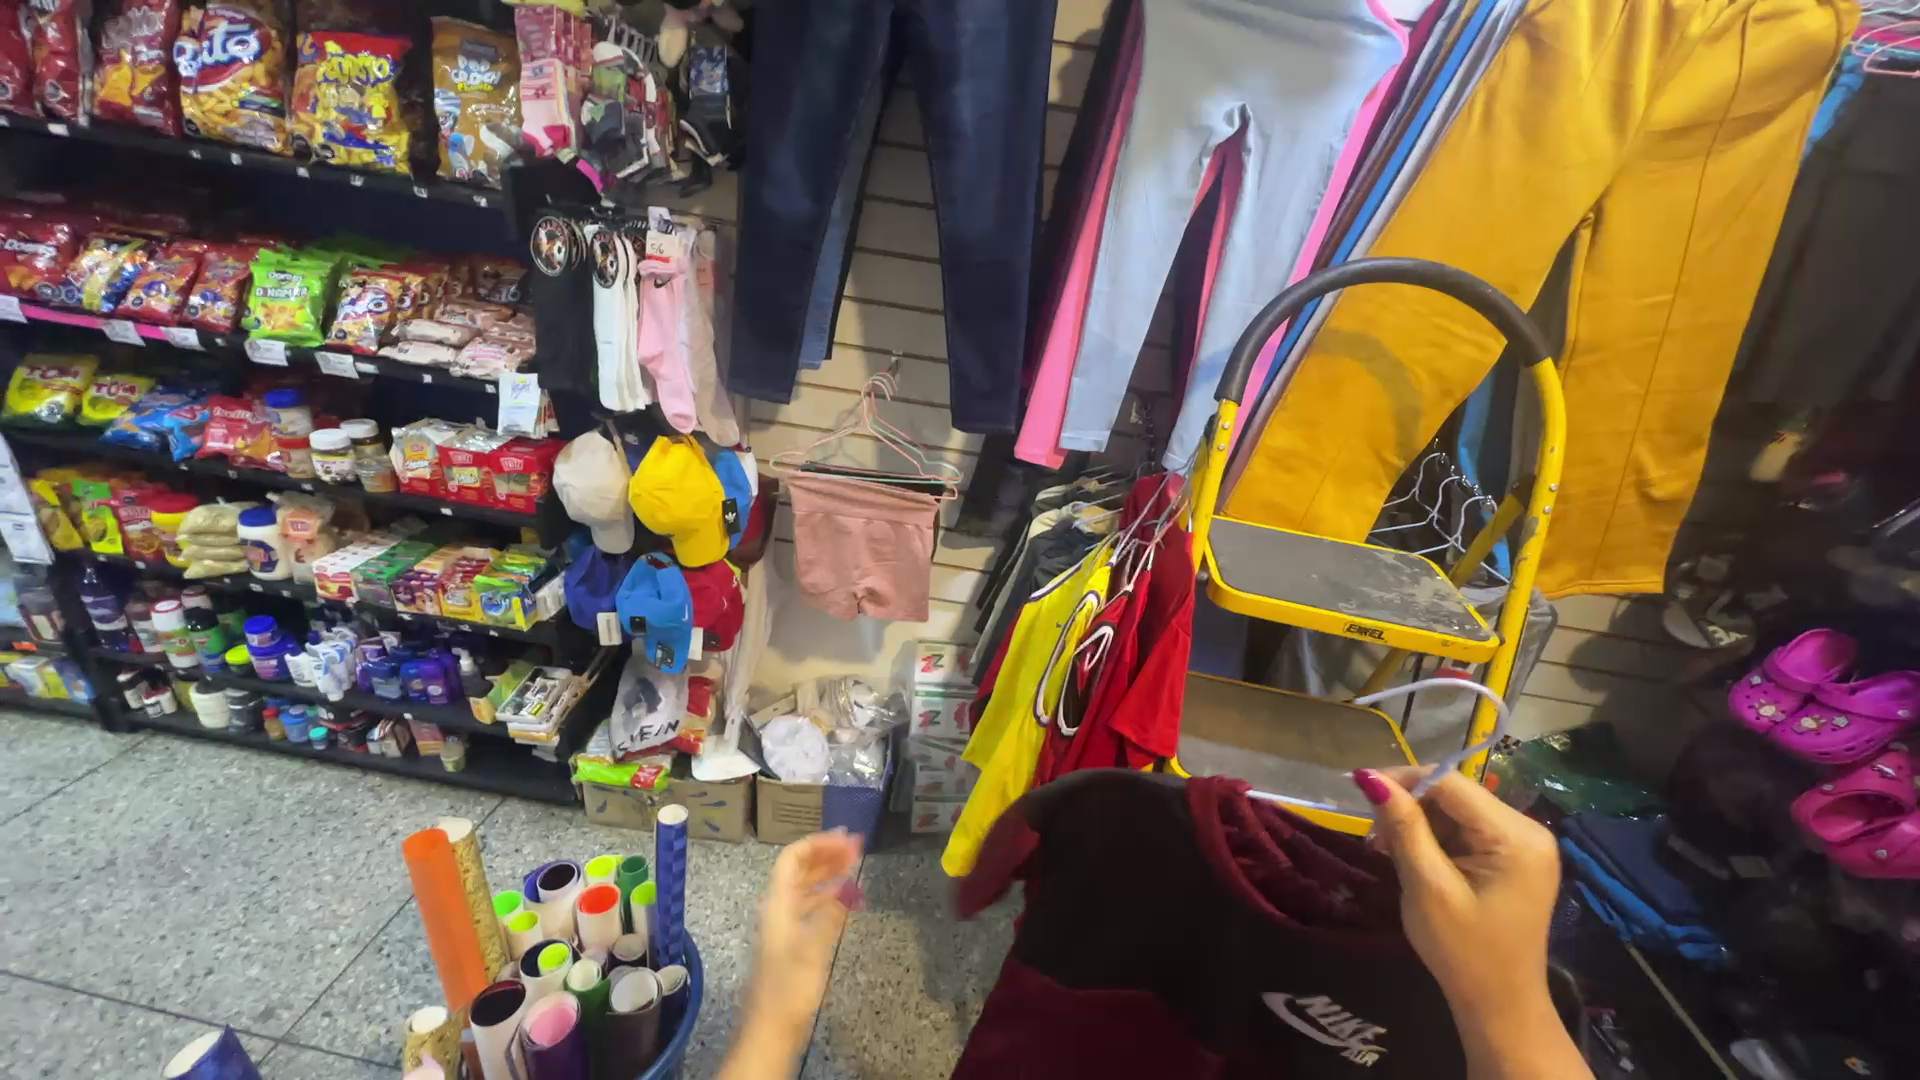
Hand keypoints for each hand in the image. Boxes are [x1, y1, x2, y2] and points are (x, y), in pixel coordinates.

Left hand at [746, 828, 863, 1031]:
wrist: (771, 1032)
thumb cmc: (789, 989)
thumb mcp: (814, 948)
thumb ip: (832, 913)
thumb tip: (851, 885)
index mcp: (777, 903)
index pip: (793, 858)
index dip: (818, 844)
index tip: (845, 838)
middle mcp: (778, 908)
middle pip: (800, 869)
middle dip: (827, 854)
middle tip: (856, 845)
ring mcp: (785, 925)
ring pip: (807, 886)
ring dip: (829, 872)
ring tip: (855, 863)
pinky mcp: (793, 942)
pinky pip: (811, 906)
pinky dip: (829, 895)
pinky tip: (846, 896)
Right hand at [1354, 767, 1560, 1014]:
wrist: (1498, 1004)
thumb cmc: (1462, 949)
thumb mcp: (1426, 885)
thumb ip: (1402, 826)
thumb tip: (1367, 775)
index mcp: (1516, 837)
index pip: (1450, 782)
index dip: (1402, 779)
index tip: (1359, 791)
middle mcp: (1526, 830)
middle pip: (1452, 792)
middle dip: (1408, 804)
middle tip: (1373, 833)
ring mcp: (1521, 843)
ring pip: (1452, 807)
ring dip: (1415, 820)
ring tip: (1387, 848)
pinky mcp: (1509, 855)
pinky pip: (1461, 826)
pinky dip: (1431, 834)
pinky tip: (1411, 856)